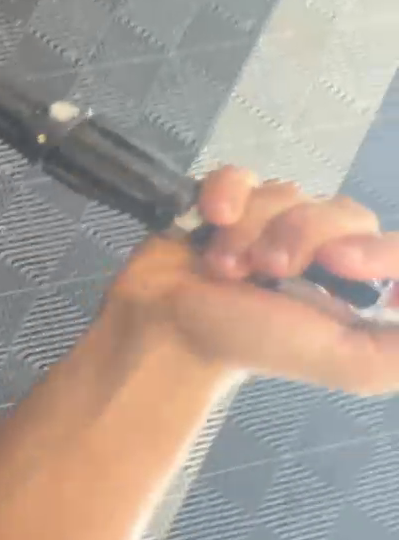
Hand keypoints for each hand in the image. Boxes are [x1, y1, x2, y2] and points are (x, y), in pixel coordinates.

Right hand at [106, 167, 398, 393]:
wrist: (164, 326)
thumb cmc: (252, 344)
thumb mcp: (353, 364)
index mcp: (361, 278)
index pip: (394, 245)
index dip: (376, 250)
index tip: (335, 263)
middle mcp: (322, 243)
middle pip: (338, 211)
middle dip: (294, 241)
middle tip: (266, 272)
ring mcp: (267, 219)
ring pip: (282, 194)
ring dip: (246, 233)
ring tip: (223, 267)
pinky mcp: (217, 202)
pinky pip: (235, 175)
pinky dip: (223, 192)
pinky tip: (210, 217)